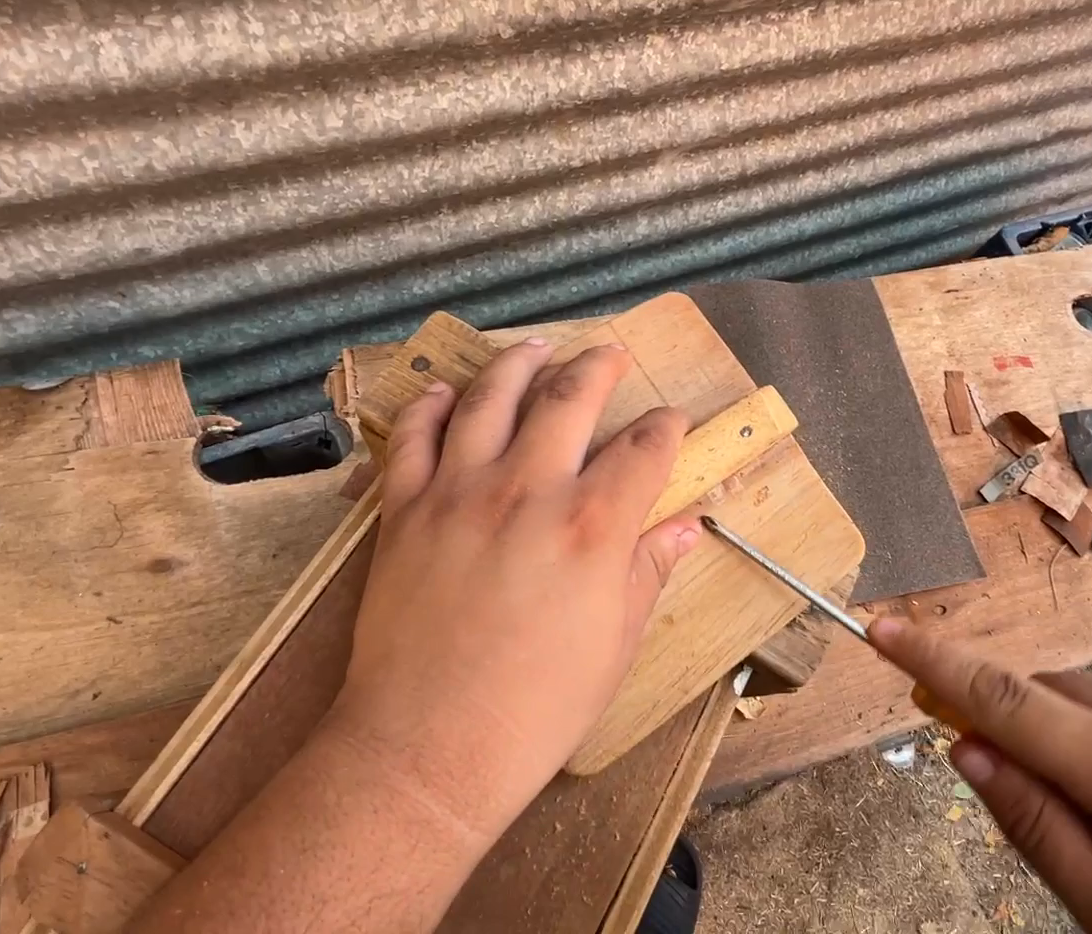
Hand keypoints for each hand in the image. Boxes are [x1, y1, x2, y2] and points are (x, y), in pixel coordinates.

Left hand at [331, 338, 698, 848]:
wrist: (429, 746)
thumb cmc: (538, 706)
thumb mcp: (615, 643)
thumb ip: (648, 570)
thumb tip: (686, 528)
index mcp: (592, 526)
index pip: (644, 450)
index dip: (666, 427)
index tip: (672, 421)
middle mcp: (528, 490)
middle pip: (570, 398)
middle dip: (599, 367)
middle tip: (611, 353)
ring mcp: (460, 492)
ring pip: (491, 398)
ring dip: (519, 363)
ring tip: (536, 346)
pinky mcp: (406, 509)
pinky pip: (414, 437)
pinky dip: (432, 405)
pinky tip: (448, 390)